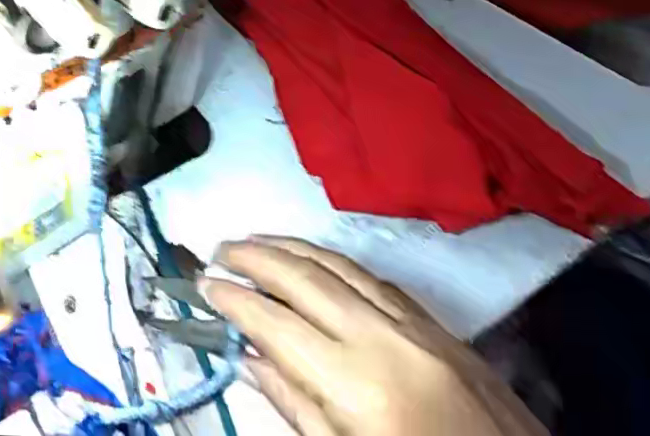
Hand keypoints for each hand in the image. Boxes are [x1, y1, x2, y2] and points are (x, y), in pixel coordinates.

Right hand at [200, 237, 544, 435]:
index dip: (230, 298)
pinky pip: (377, 281)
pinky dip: (334, 264)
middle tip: (217, 253)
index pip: (271, 321)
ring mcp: (422, 332)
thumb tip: (247, 355)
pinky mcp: (449, 335)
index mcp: (357, 387)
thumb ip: (295, 405)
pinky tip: (314, 265)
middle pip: (301, 276)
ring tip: (253, 243)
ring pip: (338, 265)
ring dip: (287, 247)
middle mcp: (385, 342)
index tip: (201, 285)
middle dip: (250, 257)